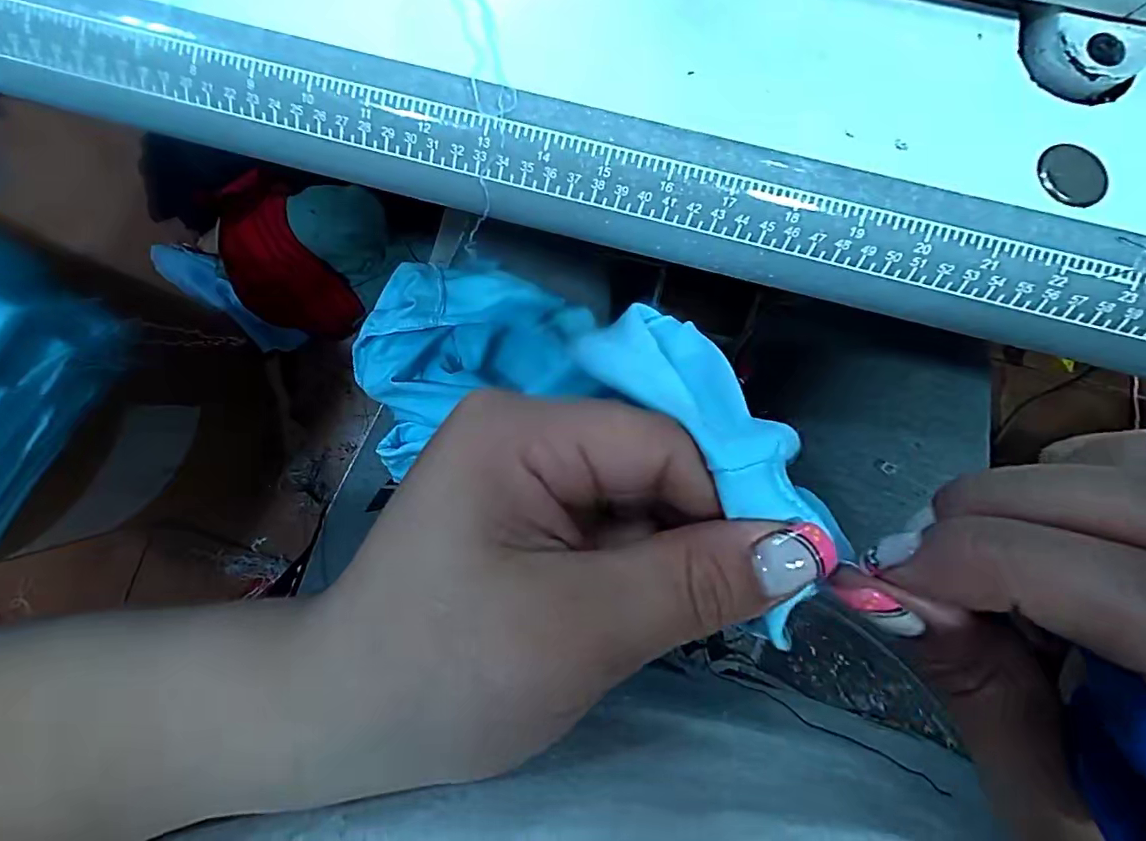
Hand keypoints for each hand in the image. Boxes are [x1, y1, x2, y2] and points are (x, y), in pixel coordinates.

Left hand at [302, 389, 814, 797]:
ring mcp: (519, 465)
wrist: (341, 720)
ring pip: (632, 495)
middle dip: (693, 531)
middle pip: (646, 462)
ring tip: (661, 619)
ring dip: (663, 554)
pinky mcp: (521, 505)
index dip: (720, 503)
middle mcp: (521, 426)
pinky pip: (603, 519)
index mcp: (521, 427)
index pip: (657, 442)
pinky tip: (624, 608)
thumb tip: (804, 546)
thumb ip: (696, 582)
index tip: (766, 577)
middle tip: (726, 608)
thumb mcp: (583, 629)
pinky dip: (632, 563)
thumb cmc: (447, 670)